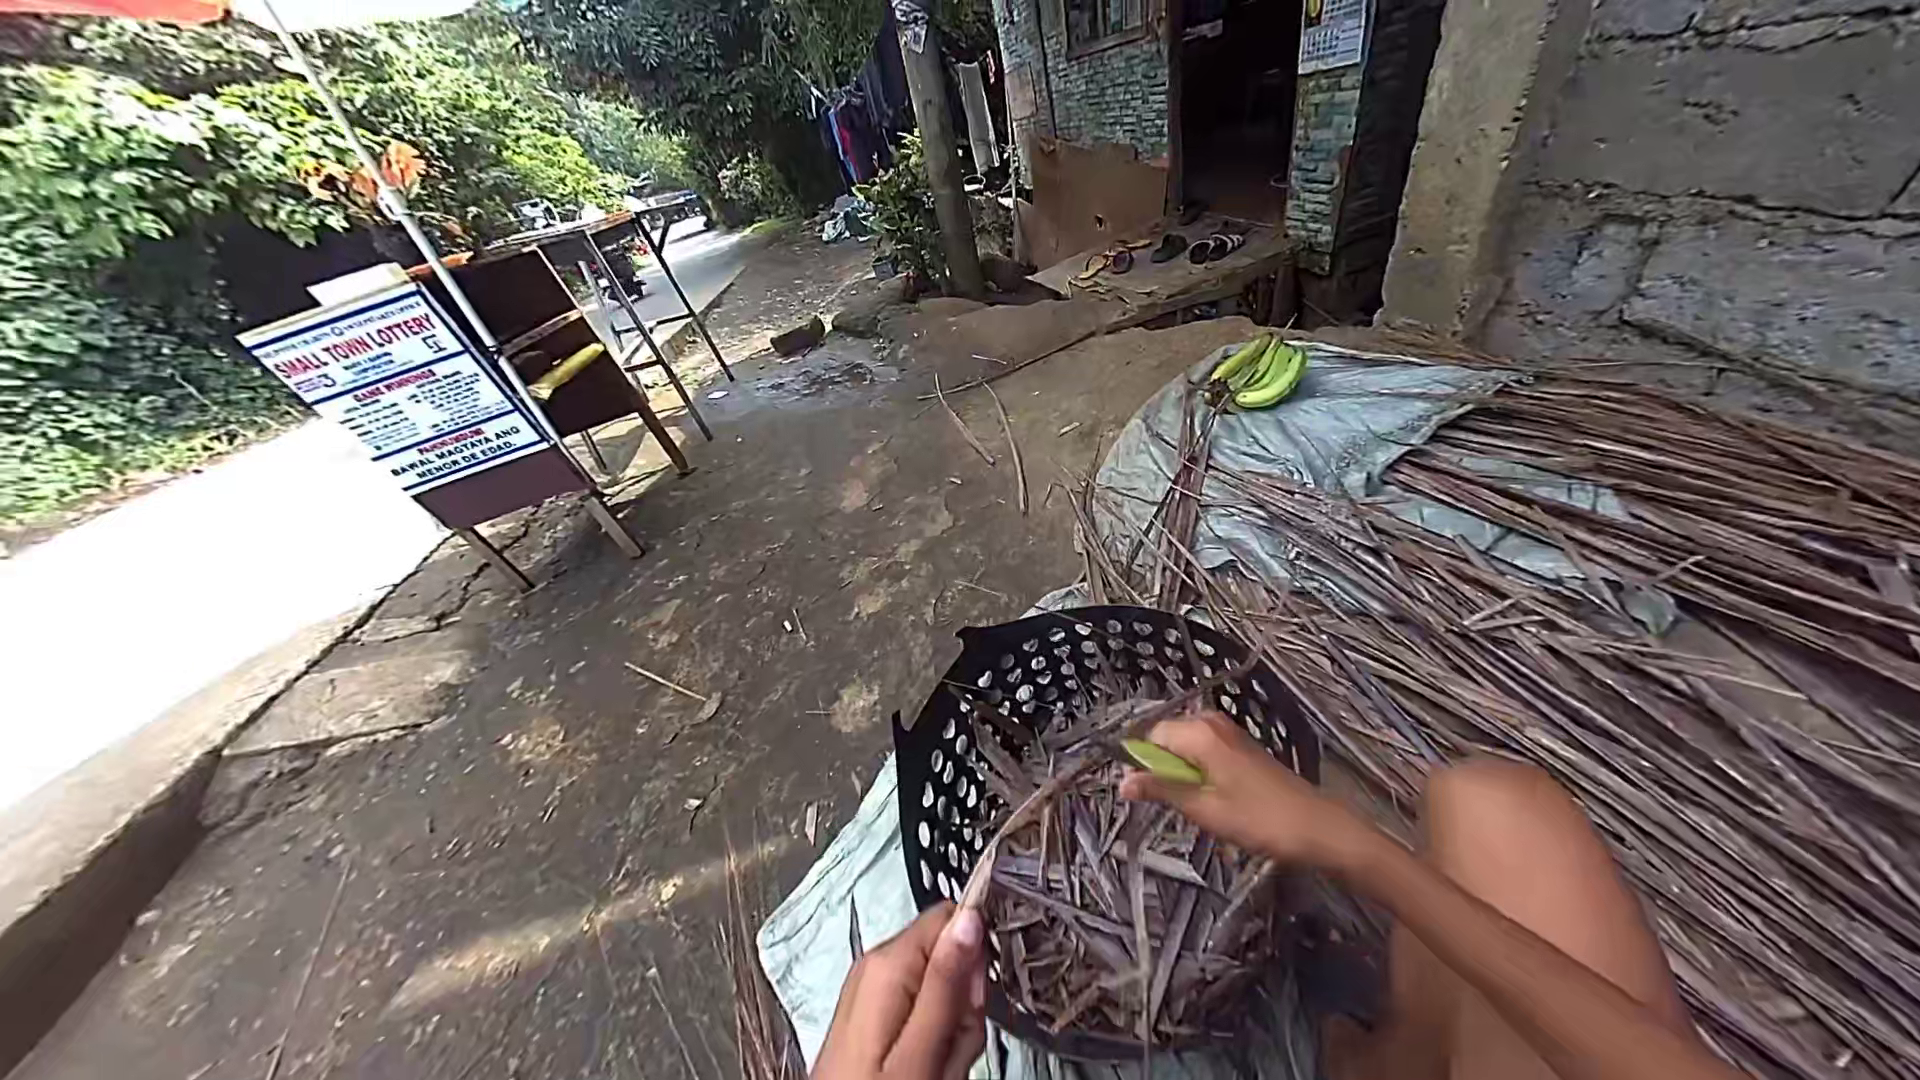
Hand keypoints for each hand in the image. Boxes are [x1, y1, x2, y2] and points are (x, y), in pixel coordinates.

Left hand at [813, 903, 987, 1079]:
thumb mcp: (920, 1056)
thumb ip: (947, 982)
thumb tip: (970, 916)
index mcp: (888, 963)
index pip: (952, 919)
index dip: (974, 961)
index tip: (973, 1004)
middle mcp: (877, 966)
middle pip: (947, 957)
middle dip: (963, 1005)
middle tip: (950, 1053)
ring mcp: (872, 992)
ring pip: (940, 988)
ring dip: (951, 1031)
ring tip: (936, 1070)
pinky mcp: (874, 1017)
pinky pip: (922, 1012)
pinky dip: (934, 1042)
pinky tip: (926, 1071)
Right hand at [1119, 710, 1379, 870]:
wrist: (1319, 828)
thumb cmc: (1261, 820)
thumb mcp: (1203, 809)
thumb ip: (1160, 790)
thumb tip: (1122, 783)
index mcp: (1198, 733)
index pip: (1149, 736)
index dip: (1141, 764)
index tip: (1145, 793)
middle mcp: (1210, 722)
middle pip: (1165, 738)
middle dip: (1163, 768)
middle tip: (1180, 803)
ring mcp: (1226, 730)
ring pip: (1183, 746)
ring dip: (1182, 773)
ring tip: (1201, 803)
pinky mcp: (1238, 743)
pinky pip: (1201, 749)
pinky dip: (1199, 770)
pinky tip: (1216, 797)